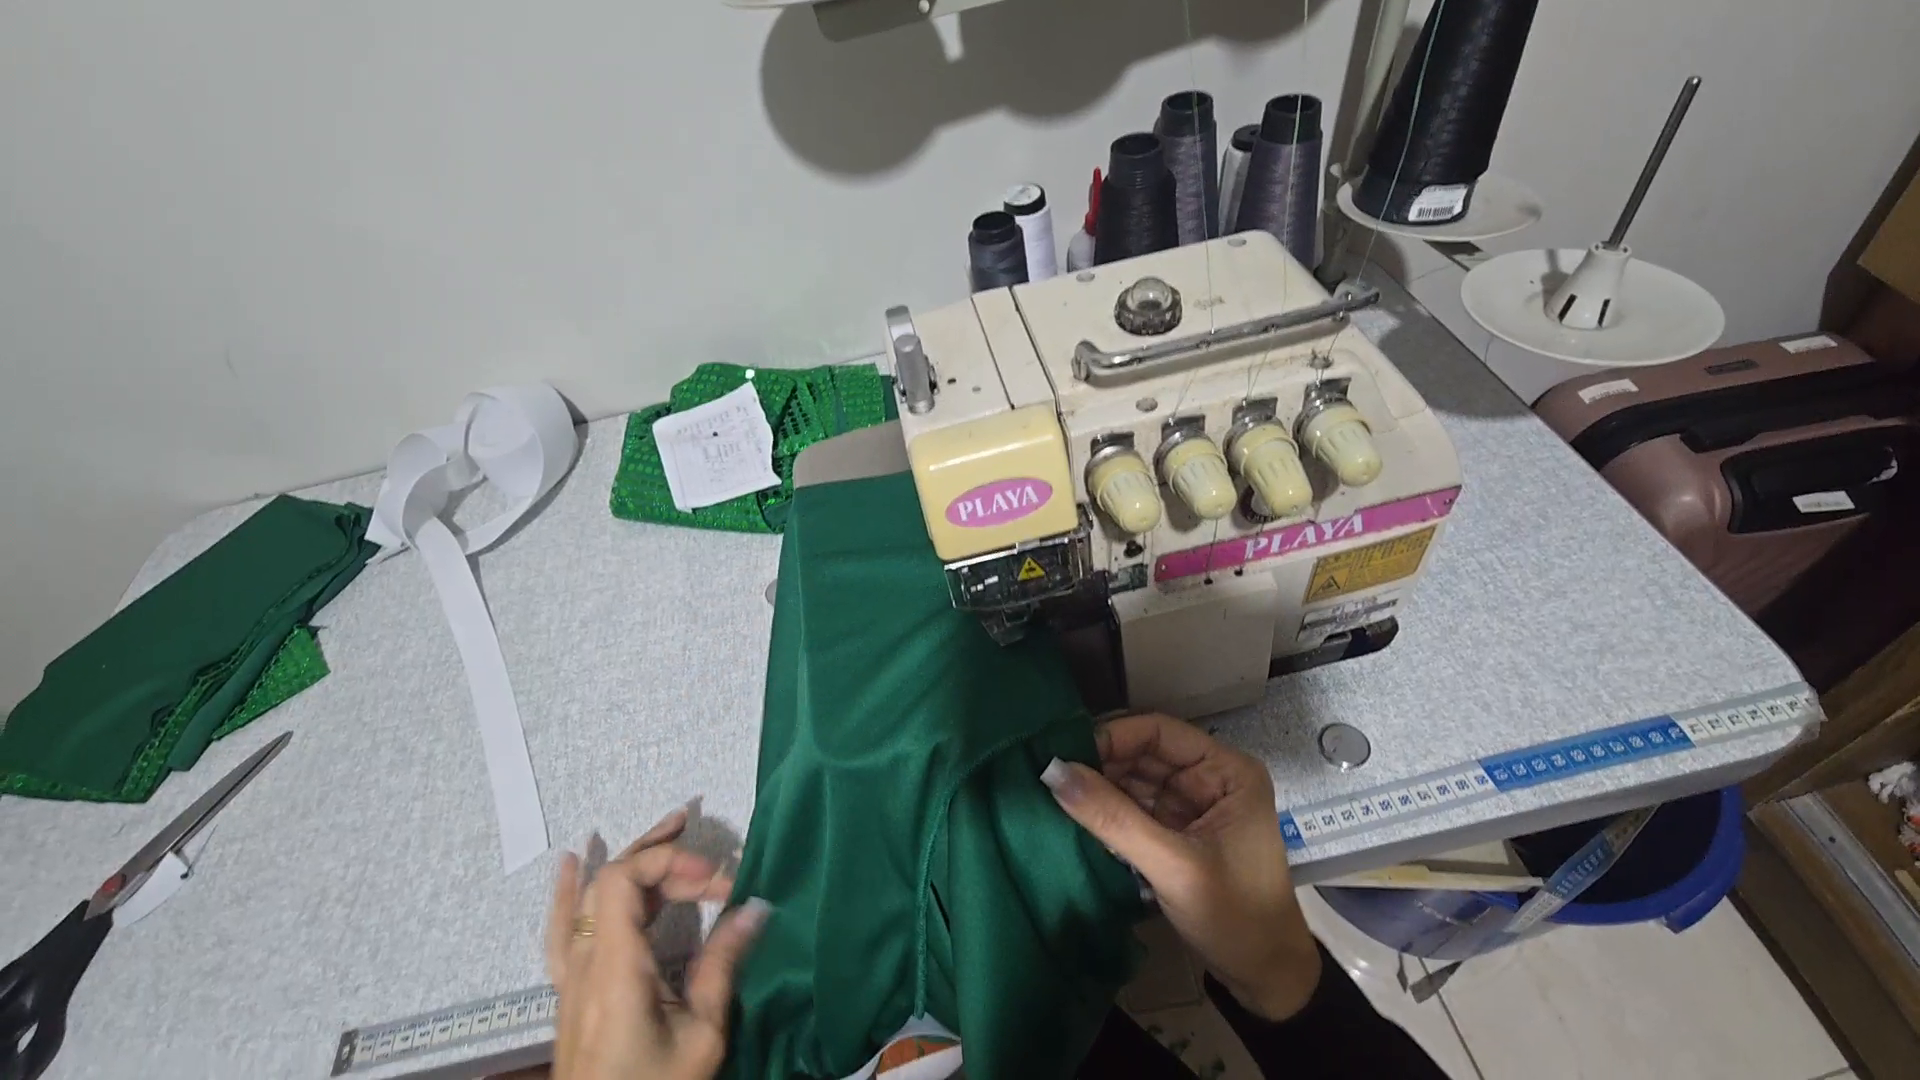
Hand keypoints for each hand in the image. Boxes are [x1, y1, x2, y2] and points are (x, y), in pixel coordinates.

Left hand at [544, 809, 768, 1079]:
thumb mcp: (702, 1035)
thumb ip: (722, 966)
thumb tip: (756, 909)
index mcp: (614, 968)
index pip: (625, 881)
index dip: (670, 864)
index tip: (718, 881)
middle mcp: (584, 962)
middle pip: (612, 881)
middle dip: (662, 856)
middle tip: (706, 847)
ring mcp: (571, 976)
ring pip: (591, 896)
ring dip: (630, 858)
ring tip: (668, 828)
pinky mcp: (571, 990)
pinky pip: (562, 927)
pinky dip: (569, 889)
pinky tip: (571, 861)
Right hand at [1041, 714, 1322, 1021]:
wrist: (1265, 979)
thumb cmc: (1235, 916)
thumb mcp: (1173, 866)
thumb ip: (1113, 818)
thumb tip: (1052, 772)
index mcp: (1226, 771)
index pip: (1159, 731)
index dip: (1113, 737)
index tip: (1066, 756)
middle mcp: (1208, 777)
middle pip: (1142, 752)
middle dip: (1099, 762)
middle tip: (1052, 775)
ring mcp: (1189, 804)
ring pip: (1132, 779)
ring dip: (1098, 787)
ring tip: (1054, 792)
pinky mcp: (1173, 830)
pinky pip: (1132, 806)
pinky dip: (1106, 811)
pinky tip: (1076, 815)